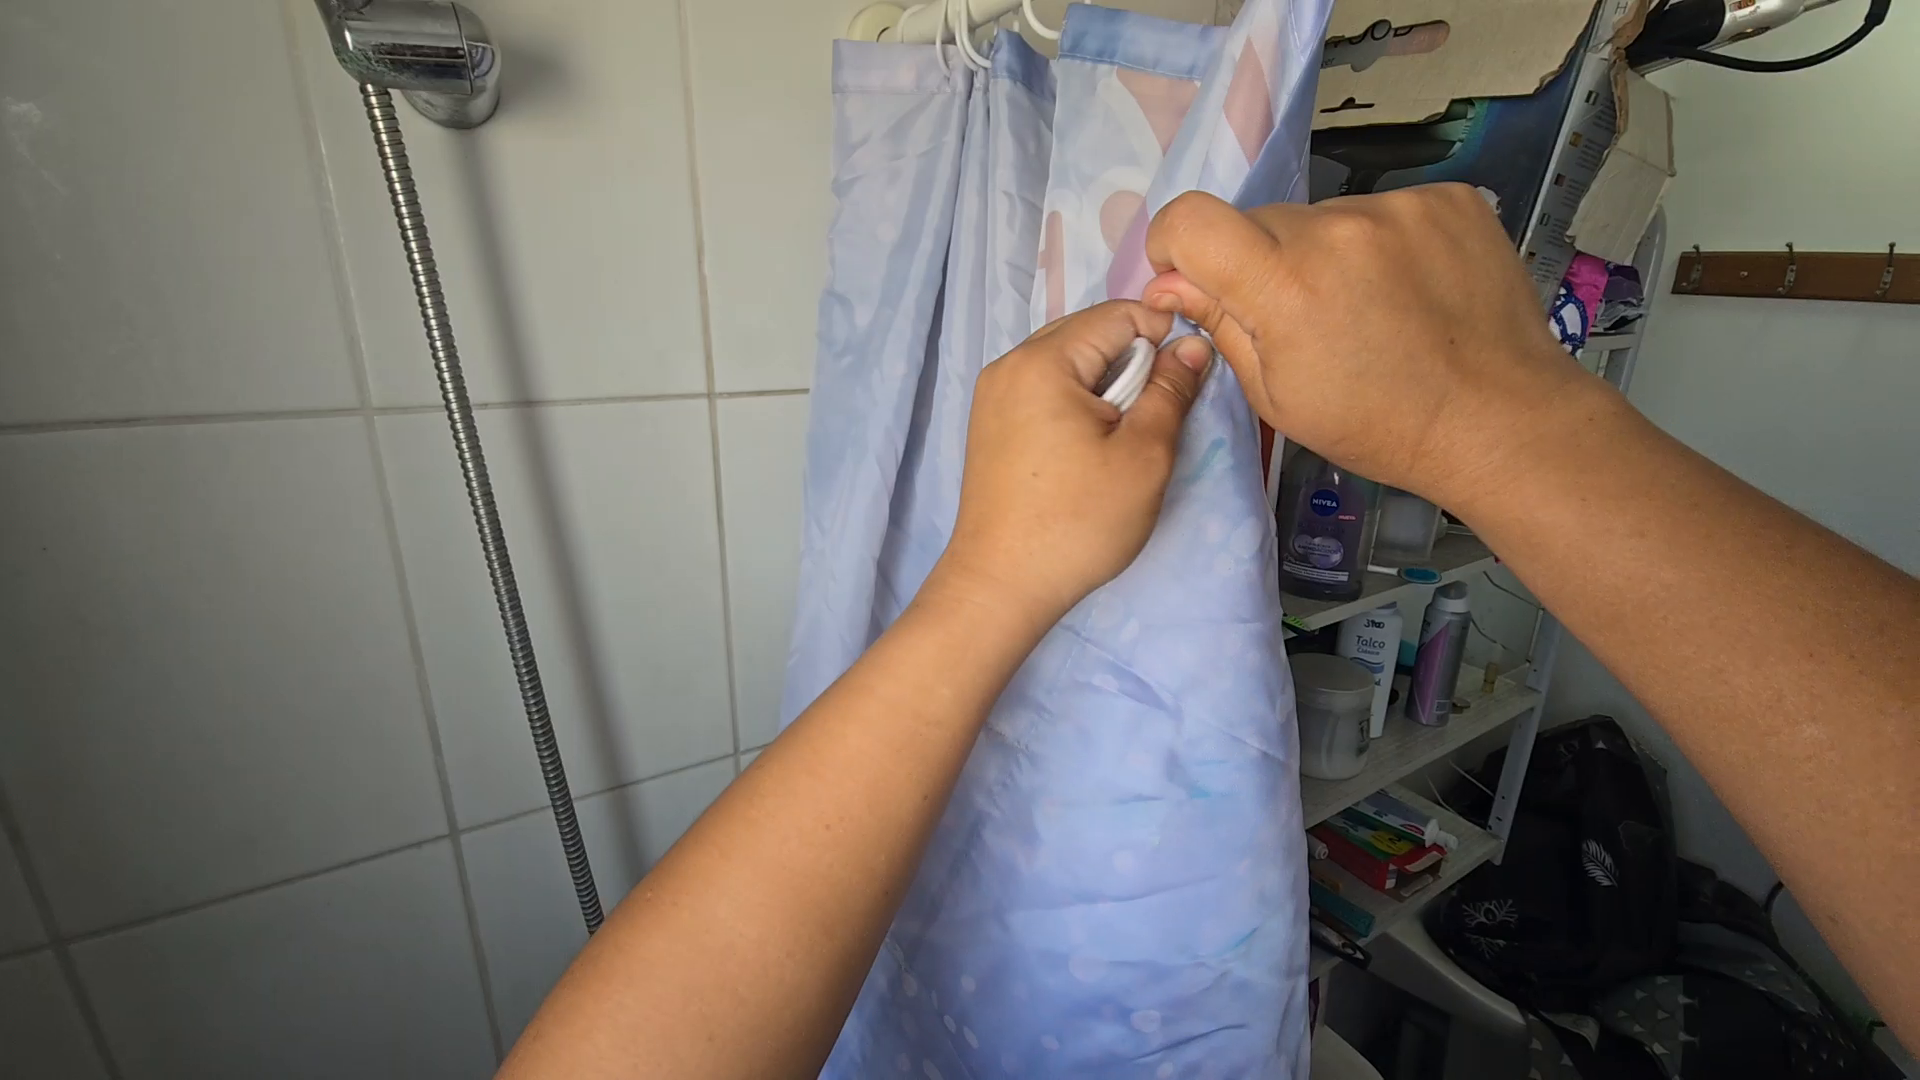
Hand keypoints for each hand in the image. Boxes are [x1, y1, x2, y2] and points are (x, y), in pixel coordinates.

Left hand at [927, 300, 1213, 625]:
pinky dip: (1073, 404)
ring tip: (1117, 439)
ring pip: (1065, 364)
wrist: (1000, 585)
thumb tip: (1192, 346)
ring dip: (1103, 386)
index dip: (1163, 337)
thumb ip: (1171, 391)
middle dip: (1130, 363)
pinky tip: (1083, 449)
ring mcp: (992, 396)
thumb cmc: (1078, 523)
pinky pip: (1041, 391)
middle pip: (1087, 334)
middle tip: (1150, 418)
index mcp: (1043, 361)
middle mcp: (1008, 365)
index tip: (1181, 385)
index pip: (1119, 314)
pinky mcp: (988, 426)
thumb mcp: (1143, 456)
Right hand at [1142, 186, 1602, 505]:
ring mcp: (1400, 205)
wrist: (1497, 418)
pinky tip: (1399, 290)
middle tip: (1289, 318)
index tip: (1188, 276)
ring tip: (1358, 308)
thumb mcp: (1273, 394)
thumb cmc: (1370, 424)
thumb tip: (1167, 282)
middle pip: (1256, 222)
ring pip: (1317, 218)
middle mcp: (1338, 226)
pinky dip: (1370, 245)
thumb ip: (1220, 324)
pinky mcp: (1448, 198)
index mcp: (1285, 285)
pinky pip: (1375, 211)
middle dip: (1253, 264)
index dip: (1172, 242)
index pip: (1191, 219)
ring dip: (1315, 255)